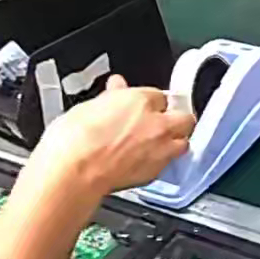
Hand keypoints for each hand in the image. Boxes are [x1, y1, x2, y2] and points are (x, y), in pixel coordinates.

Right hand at [28, 76, 195, 196]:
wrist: (75, 171)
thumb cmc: (75, 139)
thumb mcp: (88, 107)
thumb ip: (111, 98)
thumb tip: (117, 87)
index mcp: (140, 101)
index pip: (159, 95)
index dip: (151, 101)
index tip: (145, 105)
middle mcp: (157, 124)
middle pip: (185, 118)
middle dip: (177, 119)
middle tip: (164, 121)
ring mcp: (161, 148)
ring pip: (184, 142)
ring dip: (175, 141)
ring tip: (161, 143)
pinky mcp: (157, 171)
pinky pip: (170, 163)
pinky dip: (162, 160)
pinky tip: (148, 160)